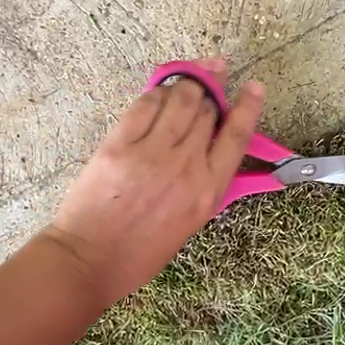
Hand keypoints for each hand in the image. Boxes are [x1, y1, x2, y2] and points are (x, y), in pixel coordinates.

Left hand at [44, 58, 263, 305]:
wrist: (91, 260)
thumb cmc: (142, 251)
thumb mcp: (190, 222)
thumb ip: (203, 184)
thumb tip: (209, 147)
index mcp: (207, 191)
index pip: (237, 136)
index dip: (247, 106)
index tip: (253, 87)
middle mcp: (186, 167)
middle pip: (207, 111)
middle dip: (209, 94)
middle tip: (205, 88)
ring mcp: (152, 153)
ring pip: (179, 100)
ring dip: (185, 86)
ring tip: (184, 85)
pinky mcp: (119, 145)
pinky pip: (145, 105)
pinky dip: (156, 94)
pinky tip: (159, 94)